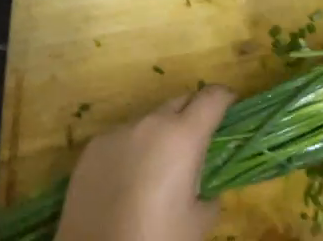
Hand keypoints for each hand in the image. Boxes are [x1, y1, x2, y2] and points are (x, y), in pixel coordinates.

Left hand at [54, 85, 235, 240]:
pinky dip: (131, 150)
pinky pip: (121, 138)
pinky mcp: (92, 147)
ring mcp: (118, 131)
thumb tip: (204, 186)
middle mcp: (151, 123)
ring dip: (159, 136)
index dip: (225, 100)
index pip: (212, 97)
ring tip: (155, 170)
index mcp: (183, 136)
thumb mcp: (199, 223)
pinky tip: (125, 181)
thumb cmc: (157, 239)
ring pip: (148, 121)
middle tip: (195, 148)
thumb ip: (209, 193)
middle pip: (180, 103)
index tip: (230, 110)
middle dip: (192, 117)